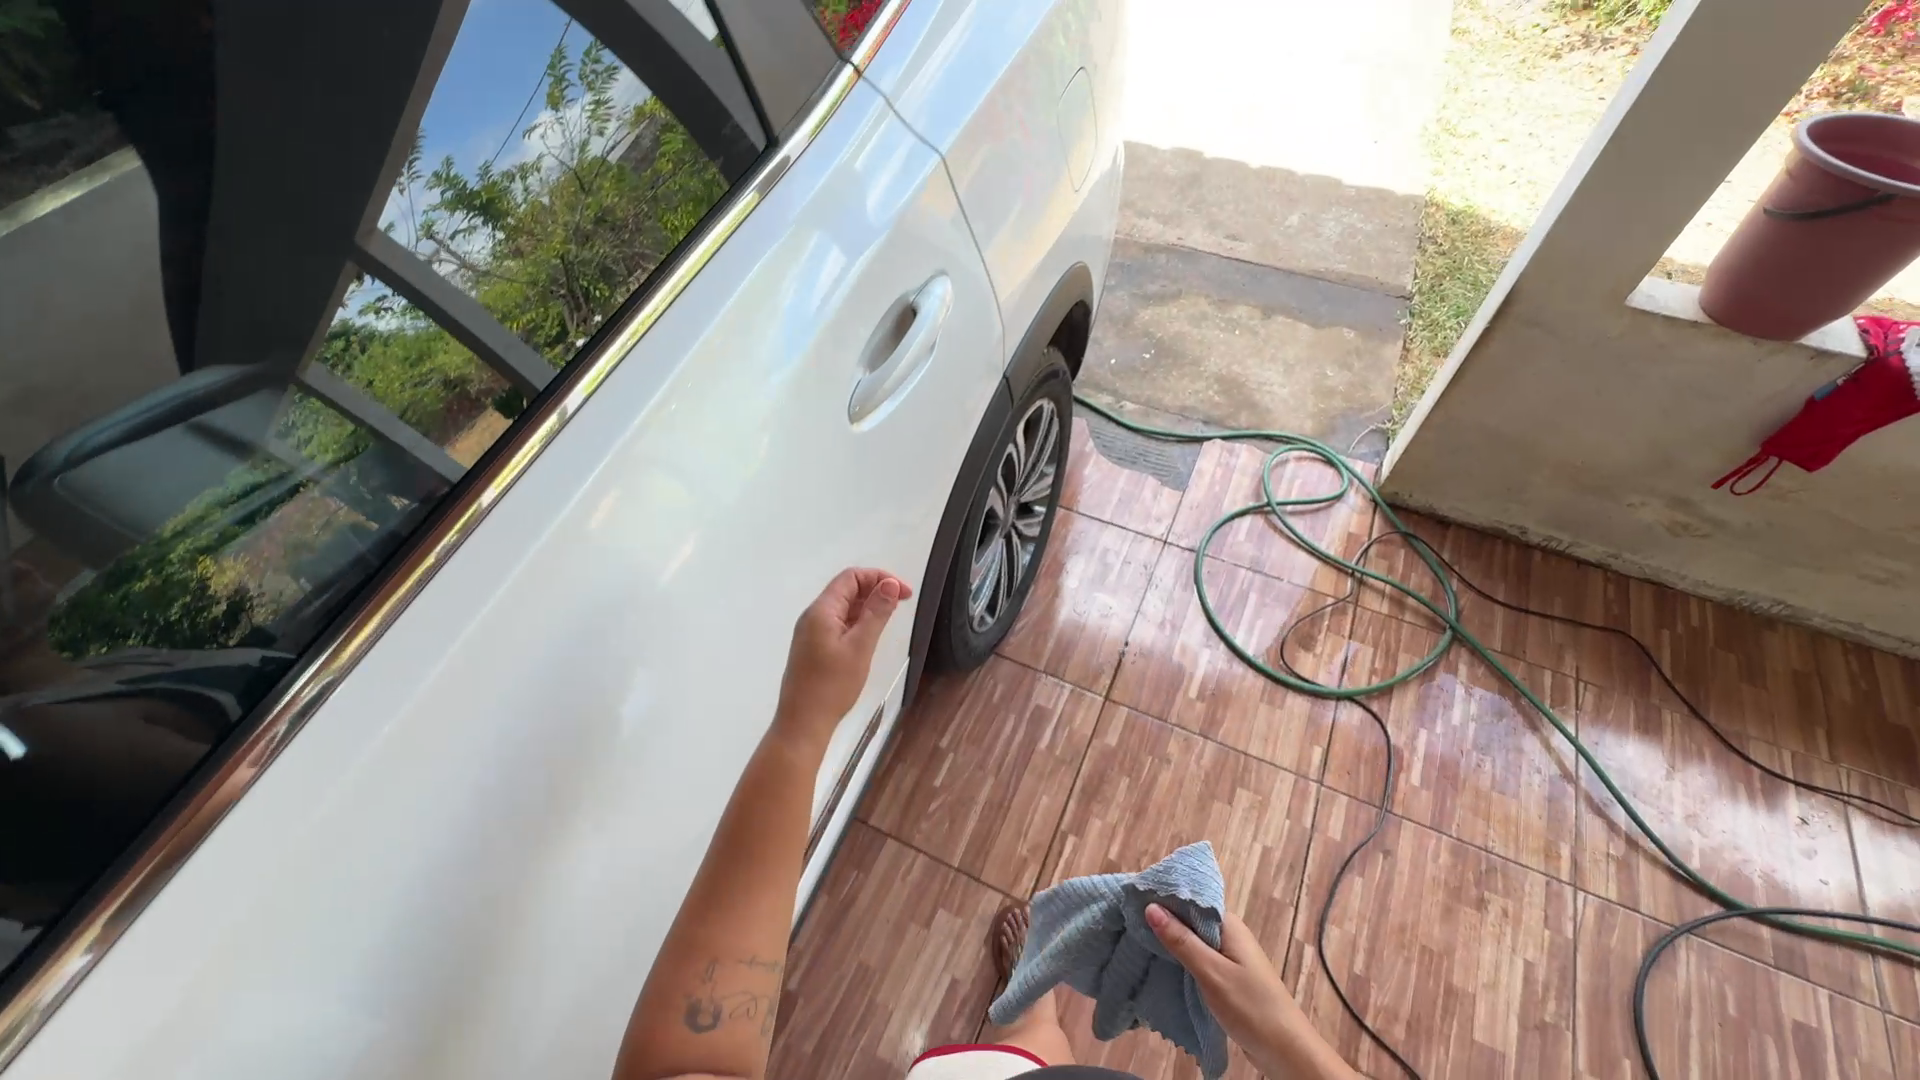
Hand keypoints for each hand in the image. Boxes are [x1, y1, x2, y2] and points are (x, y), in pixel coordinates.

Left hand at [774, 568, 912, 744]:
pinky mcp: (813, 648)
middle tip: (902, 604)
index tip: (905, 593)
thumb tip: (890, 584)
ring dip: (867, 606)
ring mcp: (810, 633)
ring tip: (890, 618)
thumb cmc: (832, 685)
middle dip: (875, 590)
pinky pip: (837, 624)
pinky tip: (870, 635)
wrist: (803, 723)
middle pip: (846, 589)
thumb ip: (876, 613)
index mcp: (821, 610)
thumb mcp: (860, 647)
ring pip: (842, 608)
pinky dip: (857, 622)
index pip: (851, 577)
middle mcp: (813, 616)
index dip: (879, 578)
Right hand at [1146, 905, 1360, 1079]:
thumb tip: (1150, 906)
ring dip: (1169, 938)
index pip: (1190, 897)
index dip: (1162, 895)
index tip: (1130, 896)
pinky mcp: (1227, 975)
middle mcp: (1228, 933)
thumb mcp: (1211, 972)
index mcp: (1227, 924)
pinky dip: (1180, 957)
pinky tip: (1160, 962)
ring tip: (1136, 937)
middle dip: (1162, 917)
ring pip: (1192, 938)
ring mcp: (1229, 955)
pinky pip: (1198, 957)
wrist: (1286, 1052)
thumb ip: (1181, 940)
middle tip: (1126, 918)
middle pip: (1189, 917)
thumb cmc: (1250, 1007)